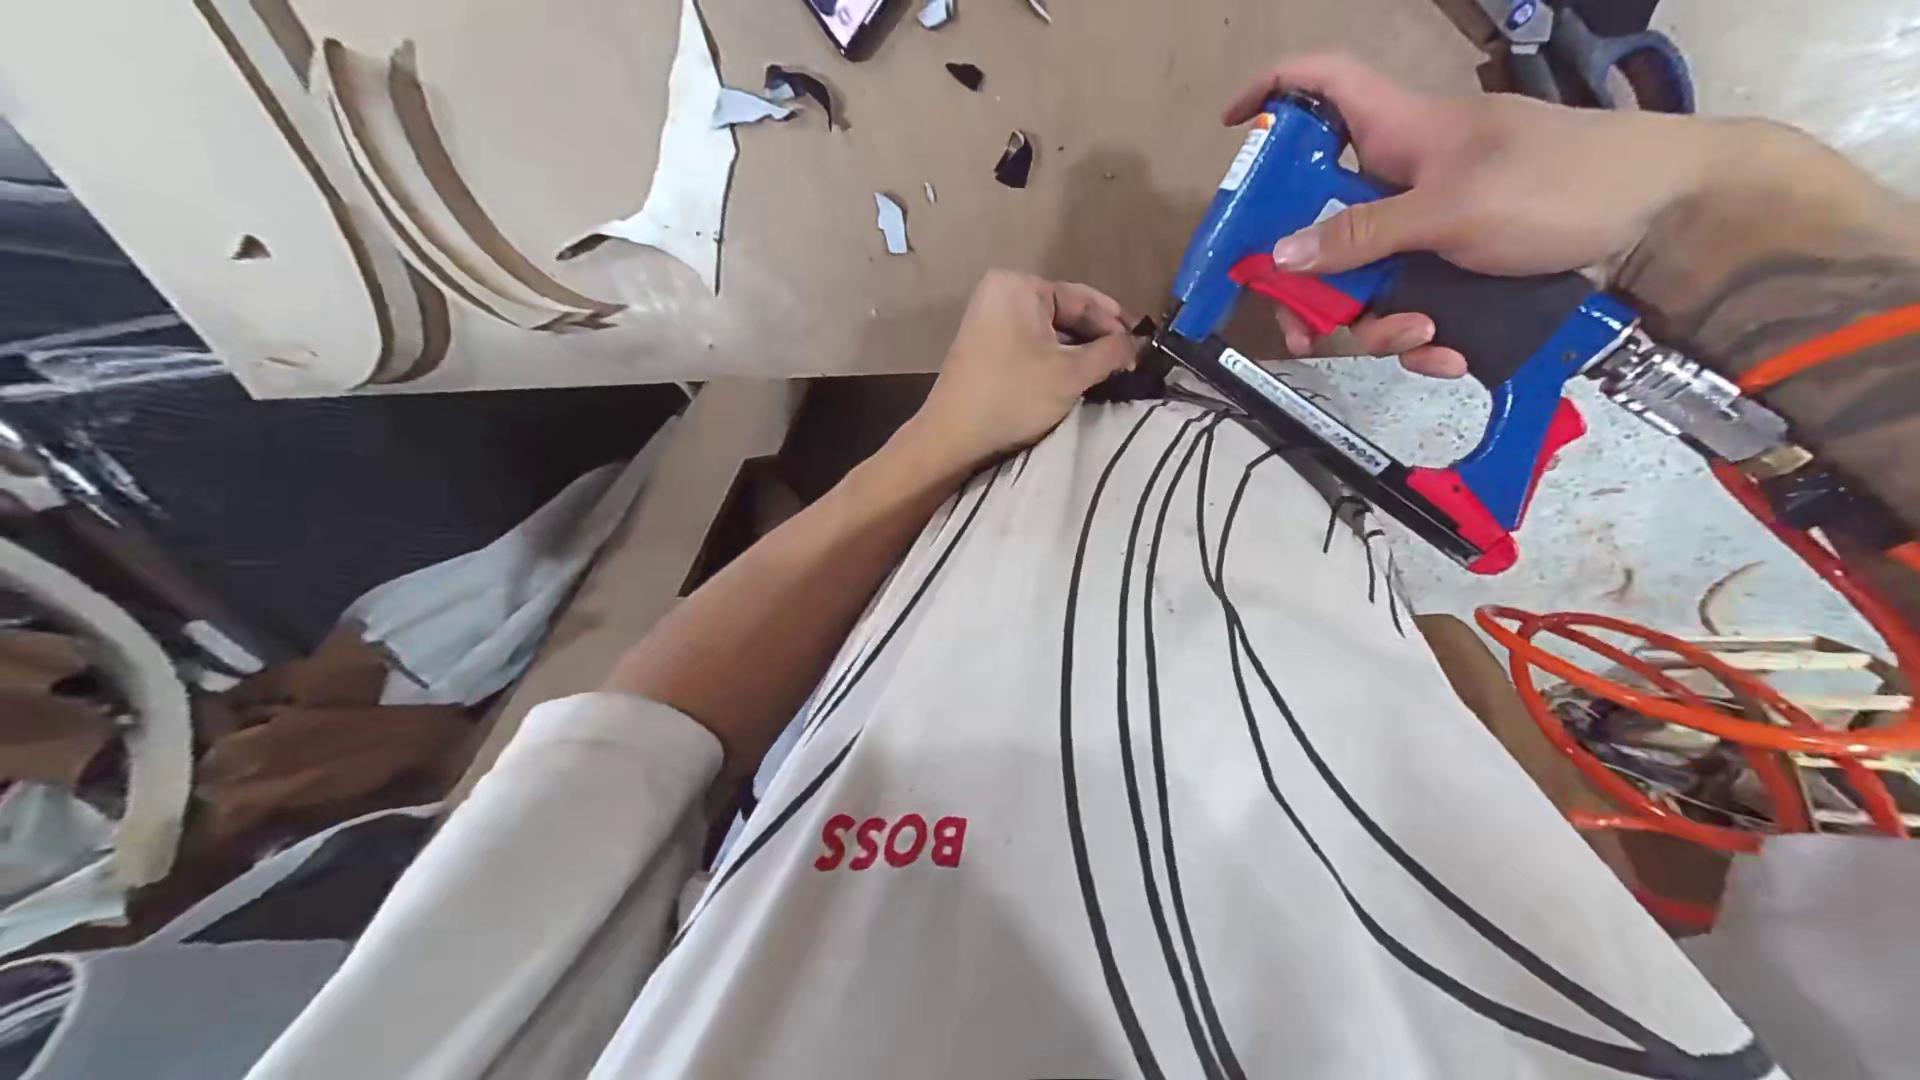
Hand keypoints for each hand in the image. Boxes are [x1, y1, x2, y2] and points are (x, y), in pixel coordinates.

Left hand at [902, 271, 1136, 471]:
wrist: (953, 437)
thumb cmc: (1013, 397)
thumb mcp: (1070, 373)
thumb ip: (1111, 352)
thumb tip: (1137, 344)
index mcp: (1019, 286)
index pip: (1082, 298)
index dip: (1116, 322)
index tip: (1145, 343)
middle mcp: (1000, 293)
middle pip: (1065, 313)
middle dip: (1098, 338)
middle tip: (1132, 360)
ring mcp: (988, 320)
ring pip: (1048, 332)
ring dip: (1078, 352)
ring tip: (1110, 371)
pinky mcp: (984, 347)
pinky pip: (1030, 345)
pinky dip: (1054, 360)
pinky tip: (1077, 377)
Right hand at [1224, 53, 1724, 377]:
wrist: (1663, 227)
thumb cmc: (1565, 184)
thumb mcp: (1454, 208)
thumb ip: (1362, 236)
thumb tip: (1280, 256)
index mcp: (1399, 137)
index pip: (1326, 86)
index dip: (1273, 92)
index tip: (1230, 125)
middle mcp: (1394, 187)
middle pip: (1314, 230)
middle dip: (1307, 288)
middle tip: (1302, 327)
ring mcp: (1415, 236)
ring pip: (1353, 287)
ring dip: (1373, 327)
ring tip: (1419, 336)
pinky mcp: (1439, 276)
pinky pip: (1397, 313)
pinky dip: (1415, 341)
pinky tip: (1444, 348)